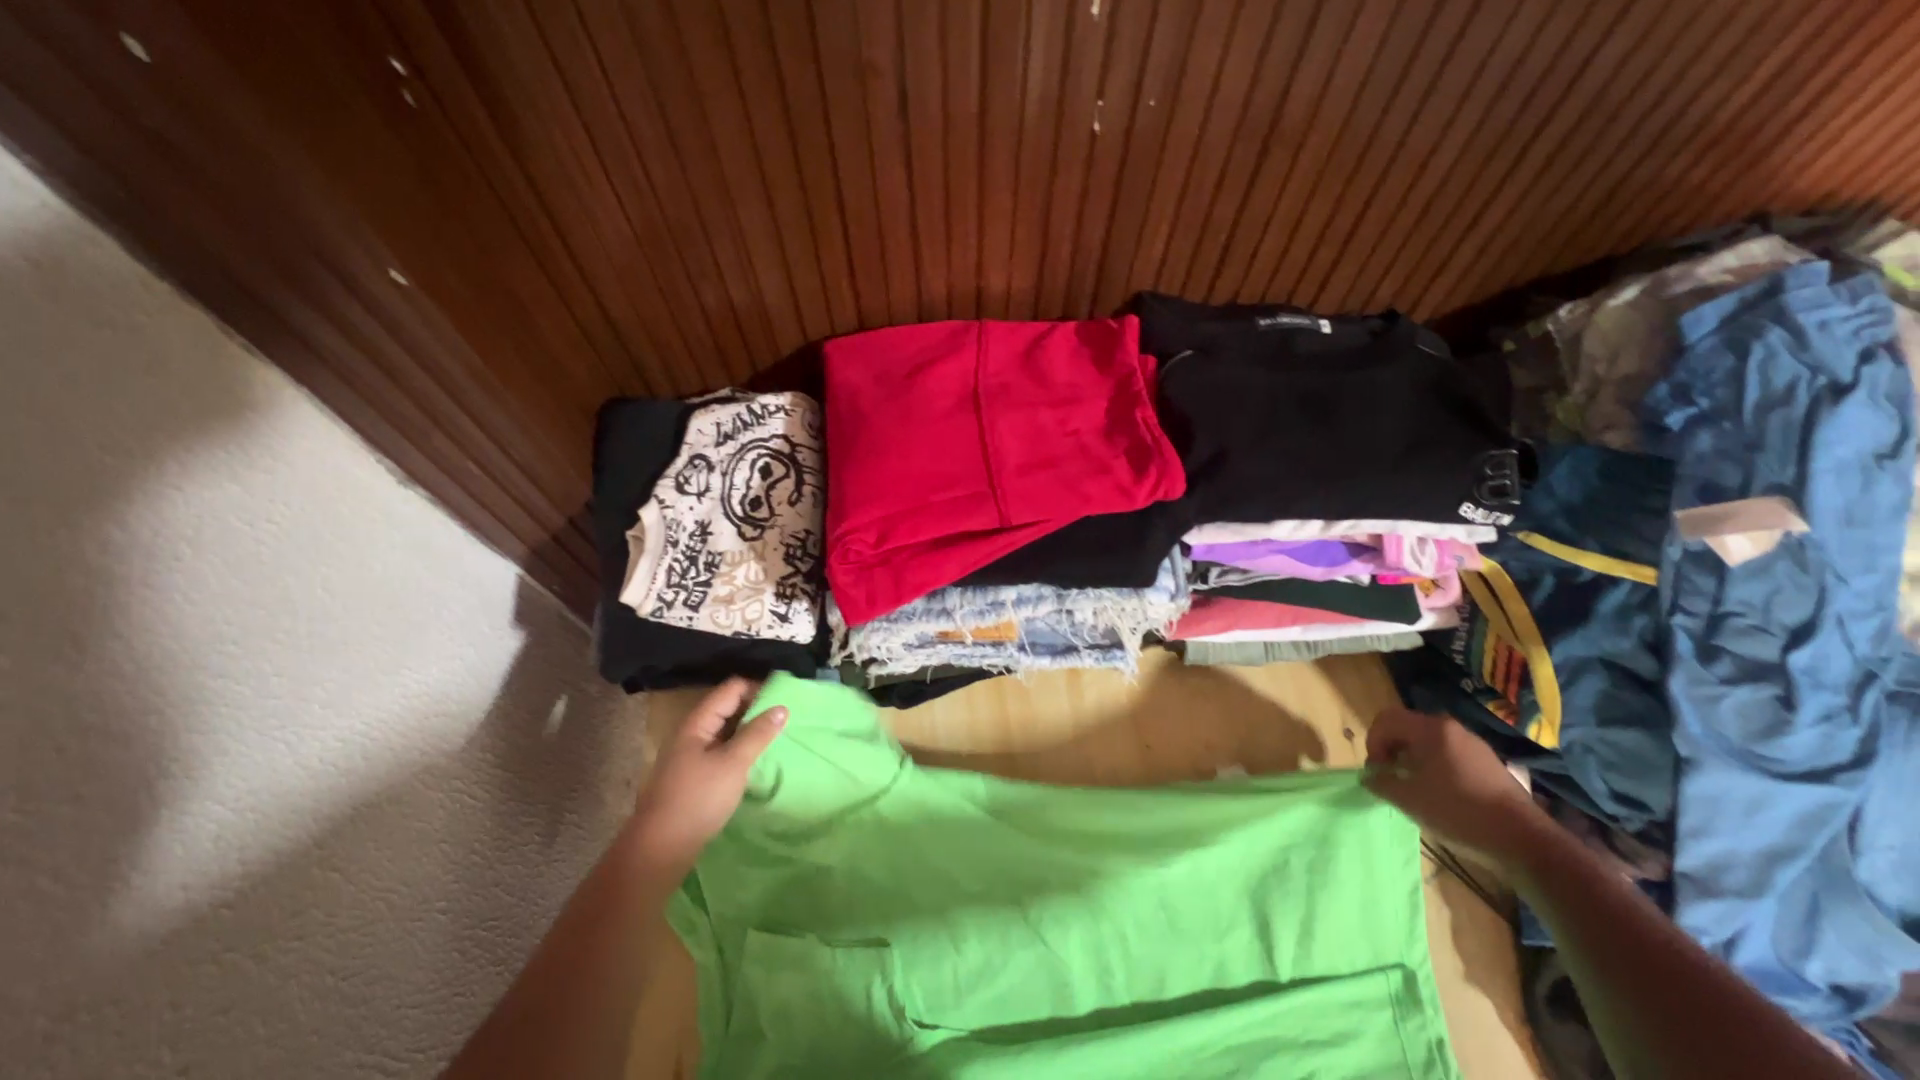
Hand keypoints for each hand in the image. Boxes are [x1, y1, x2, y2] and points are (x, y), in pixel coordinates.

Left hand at [626, 678, 786, 872]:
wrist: (661, 847)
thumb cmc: (698, 799)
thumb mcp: (733, 764)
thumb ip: (758, 734)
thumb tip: (782, 707)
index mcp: (697, 722)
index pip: (732, 688)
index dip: (758, 687)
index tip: (787, 698)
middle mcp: (692, 732)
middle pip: (728, 706)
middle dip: (757, 707)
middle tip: (788, 717)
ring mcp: (692, 754)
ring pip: (726, 729)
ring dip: (750, 729)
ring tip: (779, 735)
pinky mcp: (695, 774)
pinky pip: (723, 748)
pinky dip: (741, 747)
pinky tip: (758, 758)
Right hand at [1362, 706, 1551, 869]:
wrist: (1520, 837)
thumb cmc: (1457, 812)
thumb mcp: (1409, 800)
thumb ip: (1382, 783)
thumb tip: (1370, 777)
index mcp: (1431, 730)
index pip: (1386, 720)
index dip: (1373, 743)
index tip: (1377, 771)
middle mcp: (1451, 728)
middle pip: (1408, 728)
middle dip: (1391, 750)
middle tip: (1390, 779)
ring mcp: (1472, 744)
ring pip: (1428, 741)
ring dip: (1412, 759)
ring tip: (1413, 788)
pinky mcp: (1486, 761)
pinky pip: (1448, 753)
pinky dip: (1433, 766)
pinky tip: (1439, 794)